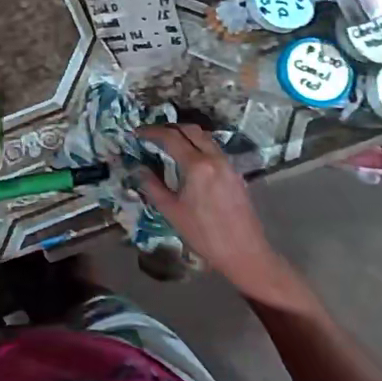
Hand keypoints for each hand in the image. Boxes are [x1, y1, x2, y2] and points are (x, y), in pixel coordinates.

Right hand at [133, 125, 304, 304]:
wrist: (244, 252)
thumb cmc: (203, 233)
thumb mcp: (170, 210)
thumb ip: (152, 185)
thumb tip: (139, 169)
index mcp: (197, 166)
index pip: (171, 137)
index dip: (151, 132)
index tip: (137, 133)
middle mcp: (215, 159)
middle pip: (191, 130)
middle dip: (169, 128)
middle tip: (152, 135)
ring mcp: (228, 166)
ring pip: (206, 138)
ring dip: (185, 135)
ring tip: (168, 145)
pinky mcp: (235, 175)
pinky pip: (214, 150)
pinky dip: (198, 146)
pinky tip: (188, 161)